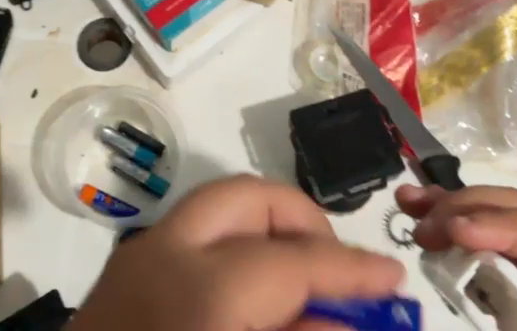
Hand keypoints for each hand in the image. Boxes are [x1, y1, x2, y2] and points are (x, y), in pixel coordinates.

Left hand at [69, 175, 405, 330]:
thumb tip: (348, 321)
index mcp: (204, 292)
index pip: (296, 260)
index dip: (352, 269)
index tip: (394, 278)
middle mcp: (166, 254)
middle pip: (250, 199)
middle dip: (303, 223)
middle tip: (341, 271)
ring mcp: (138, 259)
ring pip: (217, 210)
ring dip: (267, 231)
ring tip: (303, 280)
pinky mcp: (122, 276)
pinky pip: (190, 237)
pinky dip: (231, 248)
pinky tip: (253, 294)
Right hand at [395, 185, 516, 330]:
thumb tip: (481, 299)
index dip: (507, 229)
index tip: (455, 232)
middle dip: (474, 212)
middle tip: (424, 227)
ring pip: (509, 222)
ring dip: (457, 210)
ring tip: (411, 205)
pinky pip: (501, 252)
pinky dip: (464, 235)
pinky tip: (428, 220)